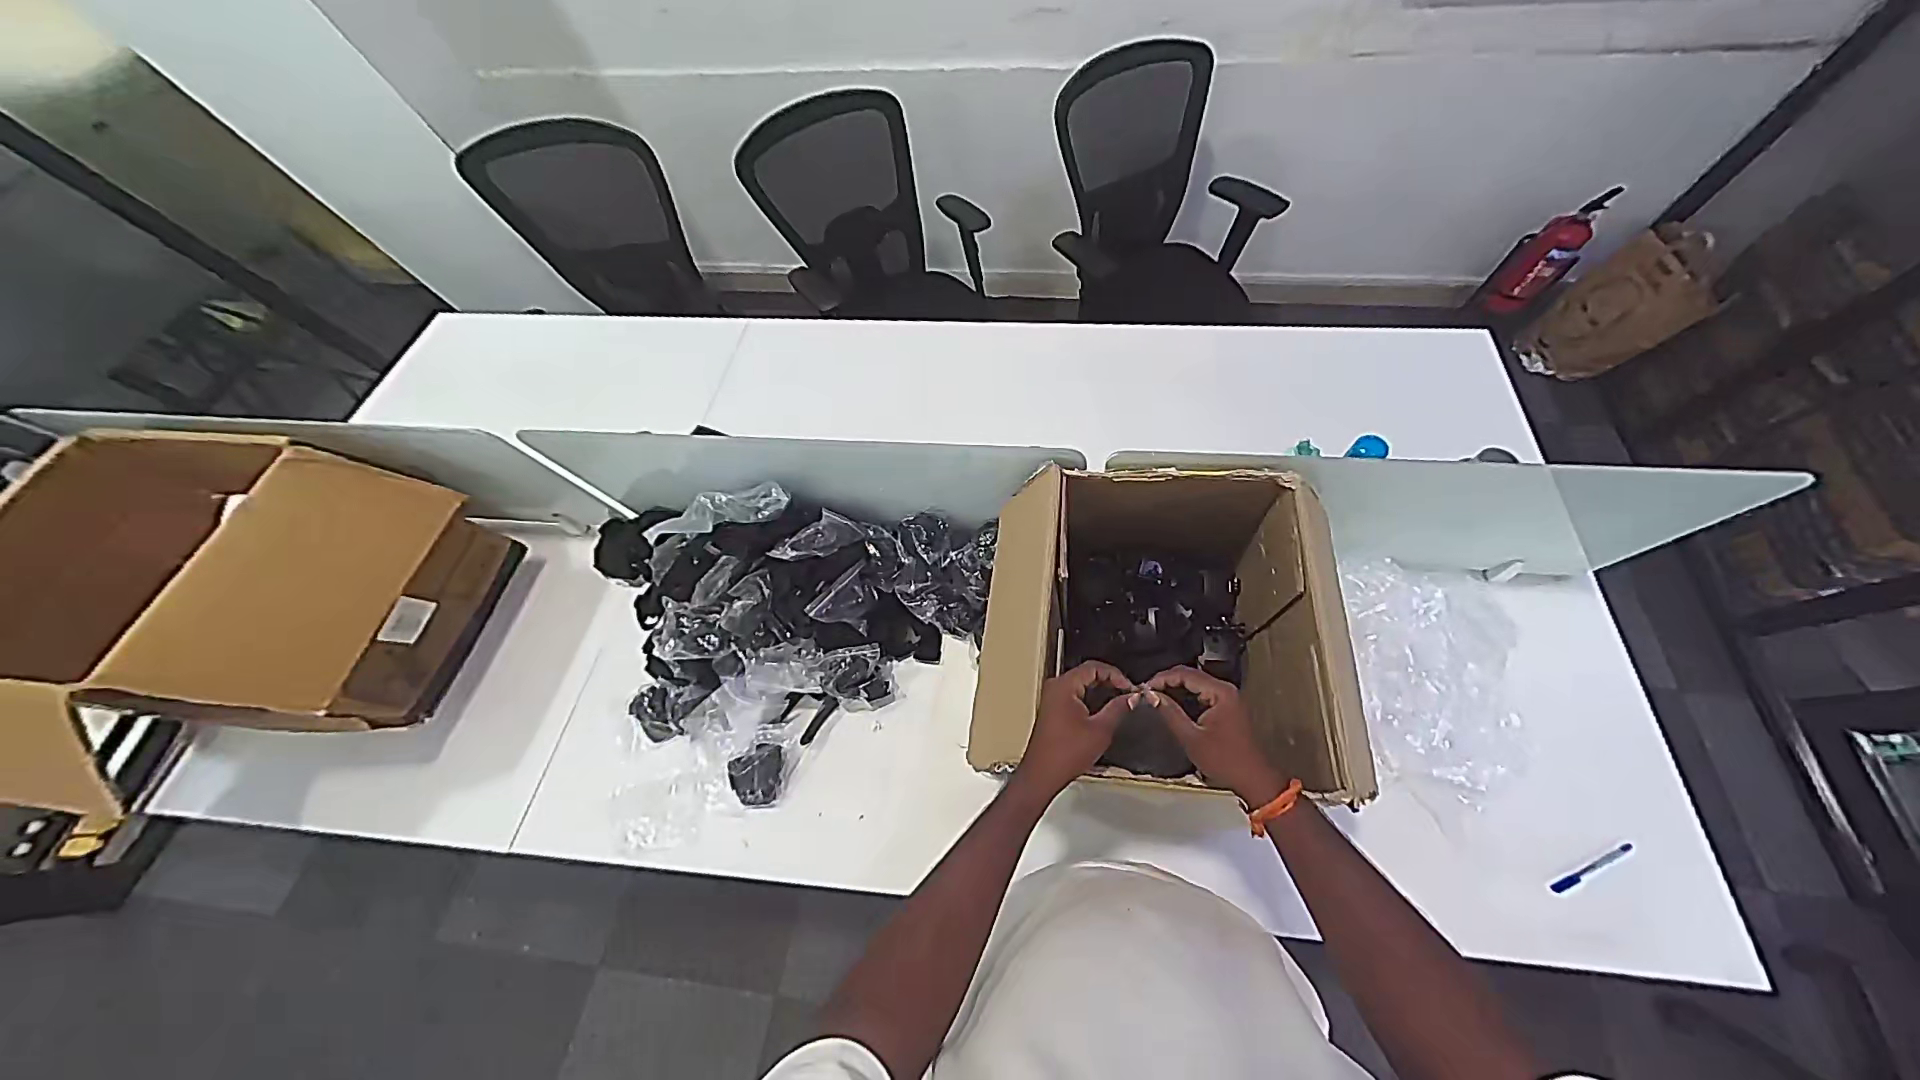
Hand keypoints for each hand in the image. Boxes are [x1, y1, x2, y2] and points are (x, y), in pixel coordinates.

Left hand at [1014, 661, 1135, 797]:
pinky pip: (1074, 695)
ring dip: (1100, 691)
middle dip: (1109, 681)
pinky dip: (1090, 699)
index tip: (1129, 687)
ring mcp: (1052, 698)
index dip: (1115, 674)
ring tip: (1119, 702)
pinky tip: (1103, 711)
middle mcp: (1055, 688)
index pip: (1093, 667)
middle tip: (1127, 694)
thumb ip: (1118, 708)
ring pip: (1081, 684)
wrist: (1043, 773)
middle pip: (1087, 673)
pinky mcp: (1053, 709)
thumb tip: (1131, 698)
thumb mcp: (1101, 729)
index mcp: (1064, 686)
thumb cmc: (1064, 754)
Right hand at [1143, 666, 1287, 805]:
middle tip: (1147, 692)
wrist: (1253, 779)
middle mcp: (1226, 690)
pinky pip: (1202, 693)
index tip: (1144, 688)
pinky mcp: (1227, 707)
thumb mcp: (1191, 737)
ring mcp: (1228, 698)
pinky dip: (1186, 696)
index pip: (1185, 674)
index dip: (1161, 679)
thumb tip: (1150, 695)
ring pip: (1195, 684)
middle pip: (1190, 675)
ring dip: (1175, 688)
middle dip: (1167, 682)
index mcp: (1220, 692)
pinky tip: (1173, 705)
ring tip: (1156, 698)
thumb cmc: (1225, 760)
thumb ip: (1169, 712)